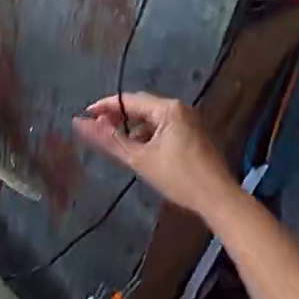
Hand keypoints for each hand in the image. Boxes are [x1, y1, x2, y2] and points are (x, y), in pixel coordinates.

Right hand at [72, 92, 235, 215]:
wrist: (218, 198)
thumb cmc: (178, 177)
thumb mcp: (139, 159)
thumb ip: (109, 140)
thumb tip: (80, 123)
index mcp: (168, 109)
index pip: (128, 100)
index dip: (104, 107)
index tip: (85, 116)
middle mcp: (180, 108)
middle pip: (141, 106)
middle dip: (118, 117)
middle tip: (97, 129)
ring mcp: (190, 120)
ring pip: (153, 118)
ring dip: (133, 127)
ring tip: (116, 143)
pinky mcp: (194, 134)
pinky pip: (164, 127)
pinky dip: (148, 135)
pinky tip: (141, 151)